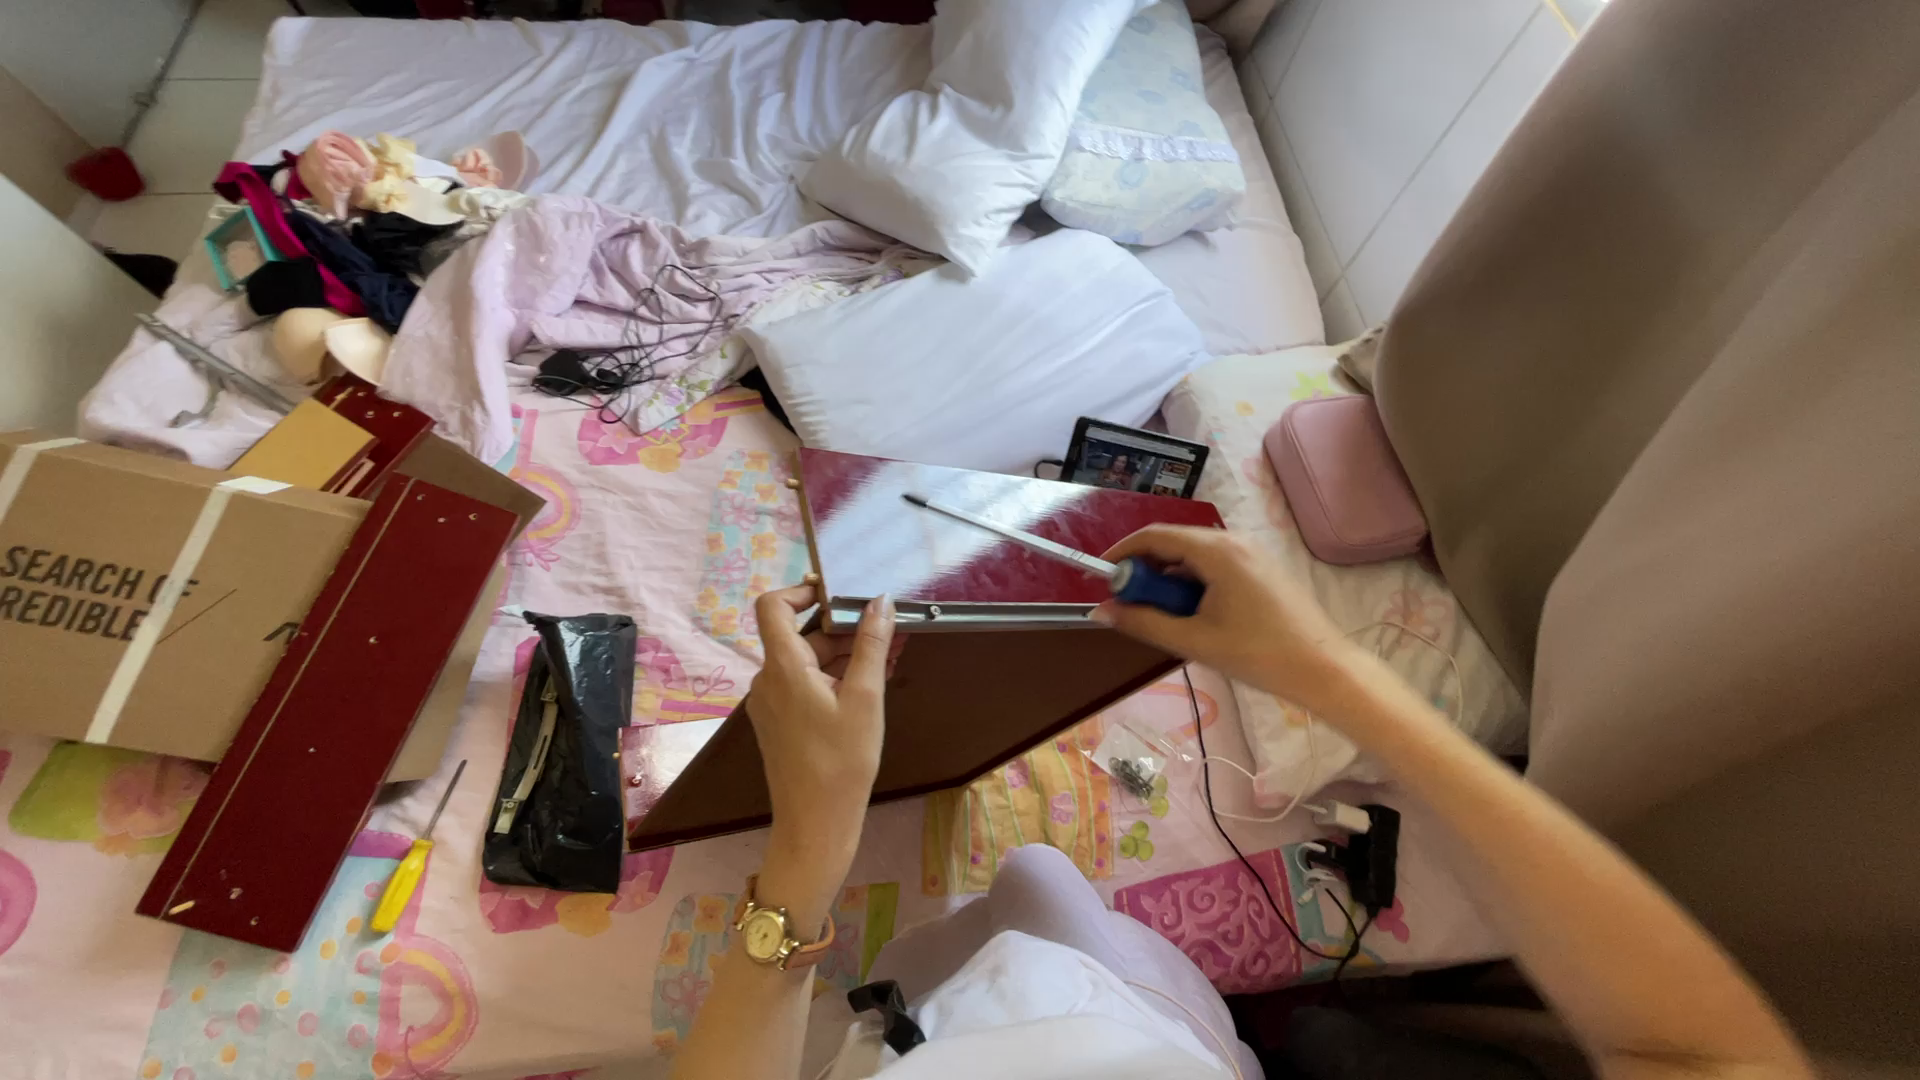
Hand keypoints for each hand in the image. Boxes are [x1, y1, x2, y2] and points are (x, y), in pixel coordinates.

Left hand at [746, 586, 899, 867]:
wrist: (815, 824)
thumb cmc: (842, 761)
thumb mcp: (866, 697)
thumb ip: (871, 644)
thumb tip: (880, 601)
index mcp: (783, 667)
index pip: (773, 605)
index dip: (802, 590)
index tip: (838, 593)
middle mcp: (768, 679)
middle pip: (800, 635)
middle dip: (843, 630)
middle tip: (886, 633)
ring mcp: (770, 702)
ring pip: (806, 662)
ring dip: (844, 656)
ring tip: (888, 660)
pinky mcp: (778, 721)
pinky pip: (804, 684)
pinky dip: (833, 678)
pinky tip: (868, 687)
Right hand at [1093, 525, 1355, 710]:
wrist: (1325, 670)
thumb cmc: (1258, 654)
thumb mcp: (1193, 641)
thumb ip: (1143, 623)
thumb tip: (1101, 612)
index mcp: (1216, 551)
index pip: (1154, 536)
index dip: (1122, 553)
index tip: (1098, 575)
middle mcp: (1232, 541)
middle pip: (1173, 542)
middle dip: (1144, 569)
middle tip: (1128, 602)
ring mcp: (1250, 553)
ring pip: (1192, 556)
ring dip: (1168, 579)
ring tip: (1160, 615)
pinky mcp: (1260, 569)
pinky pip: (1212, 566)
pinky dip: (1191, 583)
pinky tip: (1191, 614)